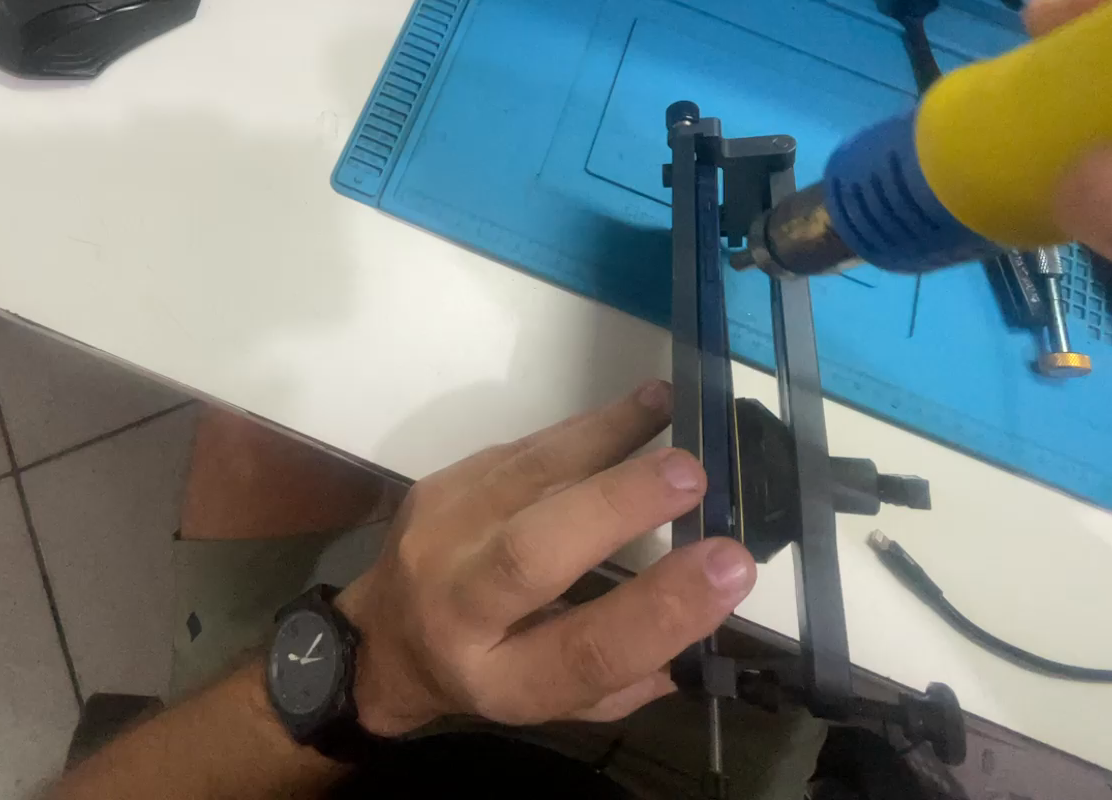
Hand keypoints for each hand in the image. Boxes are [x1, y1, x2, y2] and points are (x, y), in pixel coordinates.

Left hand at [334, 380, 755, 734]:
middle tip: (692, 473)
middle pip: (532, 554)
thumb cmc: (477, 674)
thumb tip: (703, 610)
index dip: (660, 608)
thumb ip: (621, 676)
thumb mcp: (546, 704)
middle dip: (617, 505)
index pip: (584, 650)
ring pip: (519, 479)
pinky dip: (576, 431)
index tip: (729, 563)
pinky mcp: (436, 486)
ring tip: (664, 407)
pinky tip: (624, 413)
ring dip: (600, 437)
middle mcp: (457, 605)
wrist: (381, 636)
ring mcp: (438, 536)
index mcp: (499, 680)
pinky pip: (513, 451)